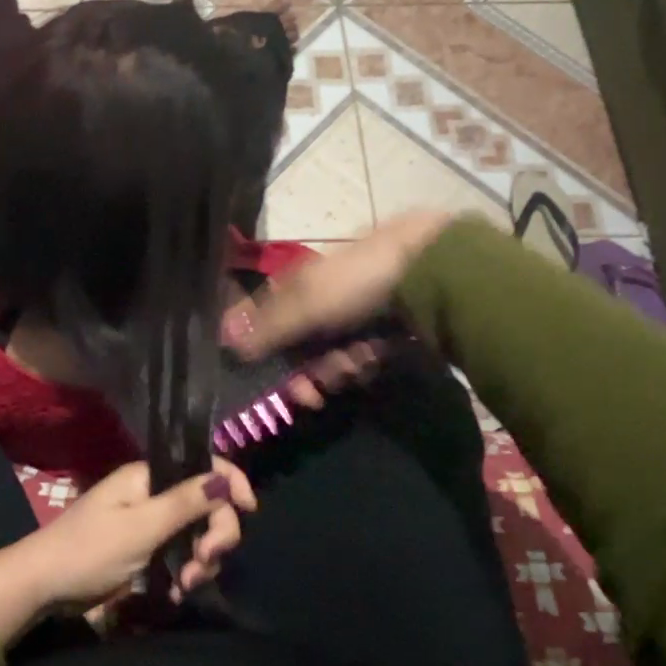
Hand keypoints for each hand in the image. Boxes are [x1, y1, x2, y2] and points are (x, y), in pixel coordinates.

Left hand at [0, 461, 256, 643]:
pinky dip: (185, 572)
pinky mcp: (146, 551)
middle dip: (215, 534)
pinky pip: (181, 555)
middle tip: (204, 561)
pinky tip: (176, 591)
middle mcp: (153, 494)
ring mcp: (150, 523)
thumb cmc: (88, 550)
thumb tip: (224, 480)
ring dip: (201, 560)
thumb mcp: (140, 527)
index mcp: (148, 476)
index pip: (202, 466)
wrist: (44, 585)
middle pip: (207, 504)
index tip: (250, 510)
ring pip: (198, 534)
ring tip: (185, 584)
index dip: (230, 483)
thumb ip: (184, 503)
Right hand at [222, 212, 450, 407]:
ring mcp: (358, 308)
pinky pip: (363, 353)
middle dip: (306, 370)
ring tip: (357, 366)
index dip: (262, 352)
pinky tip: (375, 360)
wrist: (442, 272)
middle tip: (314, 393)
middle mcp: (324, 293)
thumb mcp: (307, 300)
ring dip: (337, 368)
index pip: (266, 320)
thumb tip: (222, 338)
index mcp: (299, 279)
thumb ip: (265, 323)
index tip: (268, 382)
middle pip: (299, 344)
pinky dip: (365, 362)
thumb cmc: (363, 281)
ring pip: (332, 353)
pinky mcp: (389, 325)